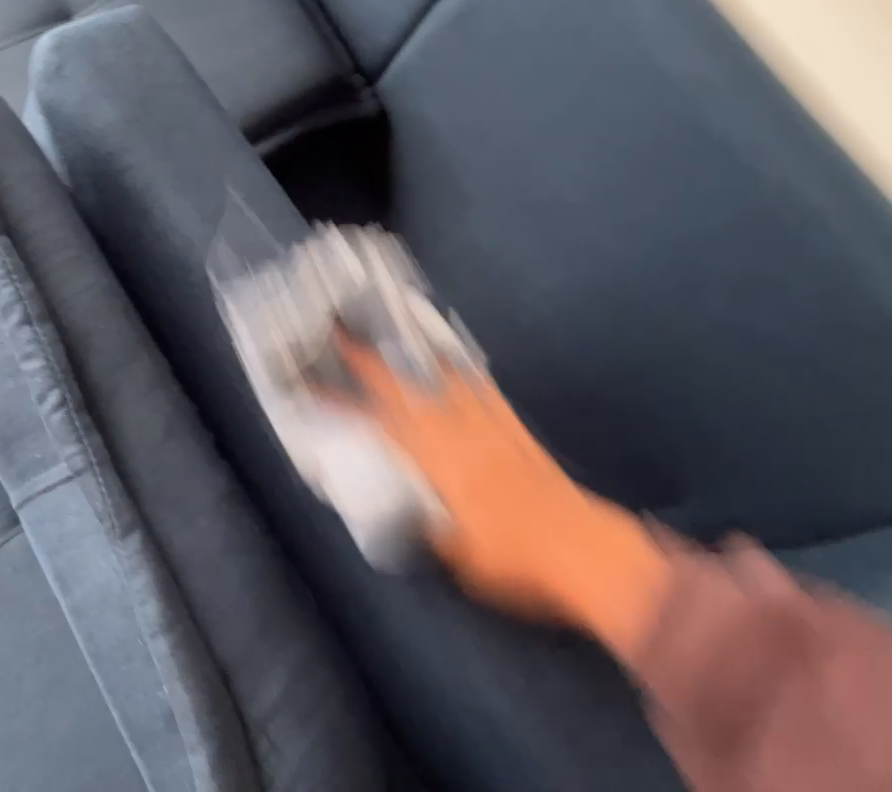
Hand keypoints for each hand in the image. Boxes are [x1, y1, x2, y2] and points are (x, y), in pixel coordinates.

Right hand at [327, 338, 670, 659]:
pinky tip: (453, 362)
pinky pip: (480, 385)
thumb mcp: (454, 555)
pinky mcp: (513, 424)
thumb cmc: (512, 557)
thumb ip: (423, 527)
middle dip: (366, 359)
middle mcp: (456, 428)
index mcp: (433, 457)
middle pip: (403, 383)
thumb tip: (400, 514)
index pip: (374, 421)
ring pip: (441, 374)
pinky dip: (459, 368)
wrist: (582, 548)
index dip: (339, 404)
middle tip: (340, 335)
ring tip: (390, 334)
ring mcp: (487, 421)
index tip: (309, 388)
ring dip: (411, 353)